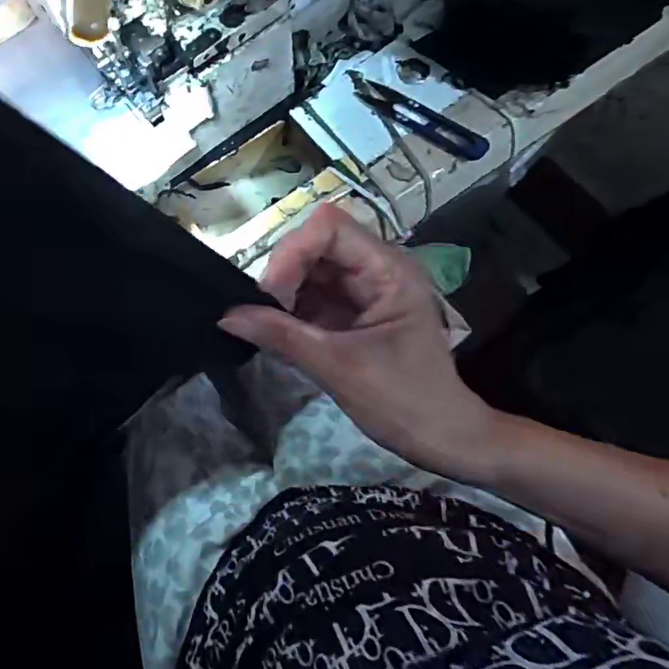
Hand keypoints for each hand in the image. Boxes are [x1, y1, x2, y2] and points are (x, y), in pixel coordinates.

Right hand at [217, 204, 505, 481]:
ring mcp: (358, 288)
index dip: (294, 250)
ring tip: (266, 324)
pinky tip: (276, 331)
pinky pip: (305, 293)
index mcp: (387, 271)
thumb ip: (282, 336)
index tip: (271, 293)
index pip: (329, 227)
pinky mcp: (345, 309)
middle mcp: (372, 269)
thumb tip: (225, 315)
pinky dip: (285, 309)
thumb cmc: (405, 401)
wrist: (442, 440)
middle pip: (312, 244)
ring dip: (280, 292)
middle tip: (262, 313)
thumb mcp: (339, 368)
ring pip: (304, 268)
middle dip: (282, 273)